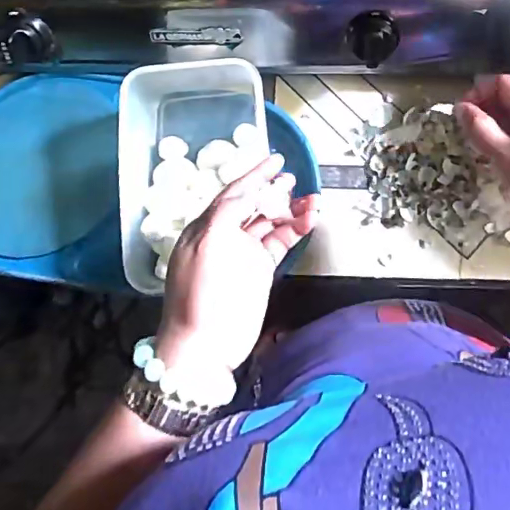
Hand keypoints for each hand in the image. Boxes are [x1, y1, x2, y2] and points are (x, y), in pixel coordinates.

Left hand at [156, 154, 317, 374]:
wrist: (203, 348)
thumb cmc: (198, 298)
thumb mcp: (208, 245)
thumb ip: (228, 211)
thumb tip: (249, 189)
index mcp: (207, 226)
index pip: (234, 192)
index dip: (255, 175)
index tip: (274, 160)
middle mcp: (225, 235)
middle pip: (255, 203)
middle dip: (275, 190)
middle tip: (293, 180)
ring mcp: (244, 253)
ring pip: (272, 221)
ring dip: (291, 209)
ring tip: (311, 202)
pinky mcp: (259, 269)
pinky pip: (281, 241)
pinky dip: (296, 229)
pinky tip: (309, 221)